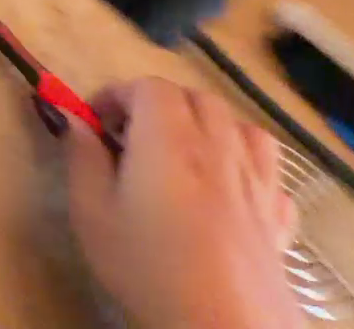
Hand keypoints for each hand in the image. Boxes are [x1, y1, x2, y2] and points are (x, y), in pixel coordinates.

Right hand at [63, 78, 302, 328]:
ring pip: (241, 126)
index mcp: (169, 142)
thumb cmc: (147, 265)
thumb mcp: (91, 211)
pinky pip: (270, 171)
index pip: (149, 87)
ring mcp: (259, 185)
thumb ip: (81, 156)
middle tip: (130, 136)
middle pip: (197, 98)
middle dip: (159, 103)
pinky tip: (224, 190)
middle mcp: (219, 151)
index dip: (116, 94)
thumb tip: (72, 118)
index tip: (95, 122)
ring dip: (208, 125)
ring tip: (181, 153)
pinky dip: (245, 165)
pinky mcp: (282, 220)